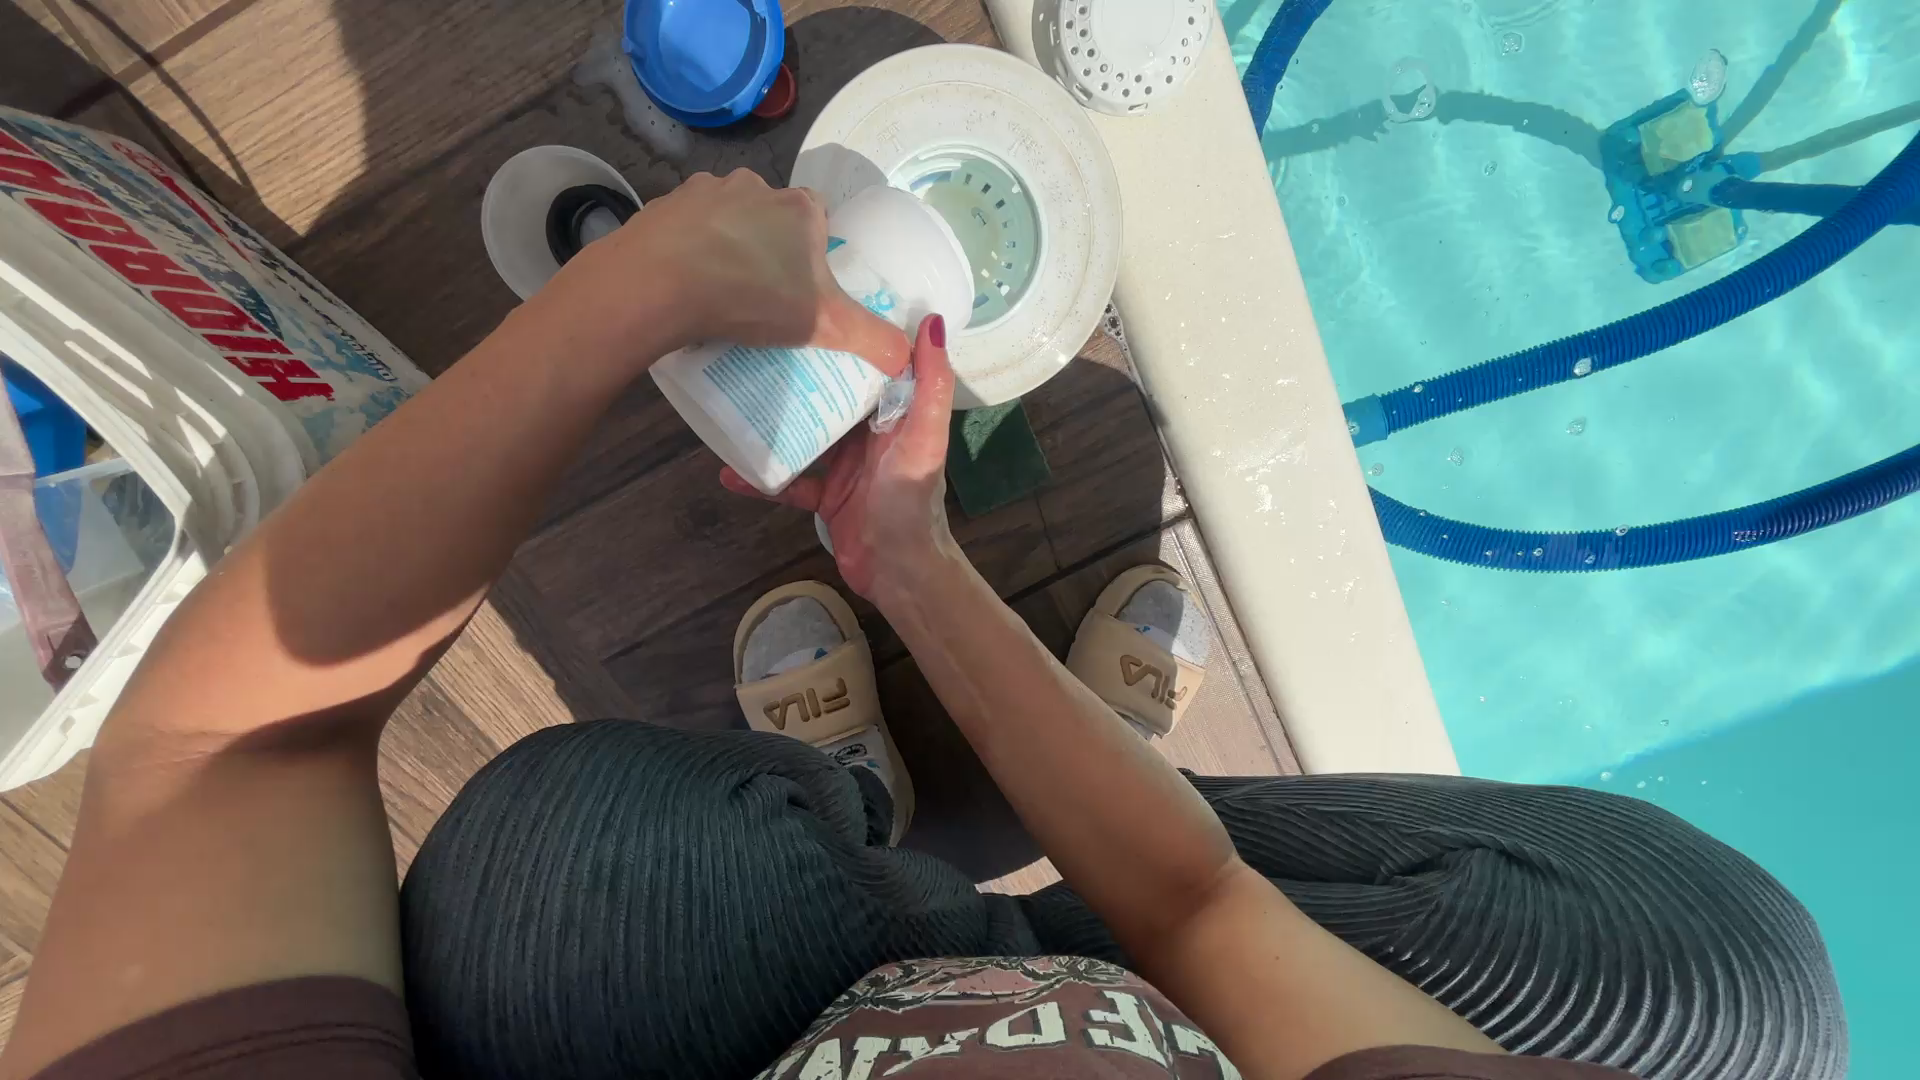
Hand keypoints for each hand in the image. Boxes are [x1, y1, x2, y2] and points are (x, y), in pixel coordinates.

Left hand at [528, 169, 910, 377]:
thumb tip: (909, 358)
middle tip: (769, 300)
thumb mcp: (825, 324)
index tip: (808, 290)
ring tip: (727, 297)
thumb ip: (871, 338)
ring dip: (731, 249)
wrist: (659, 284)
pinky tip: (690, 289)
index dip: (818, 254)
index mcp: (800, 207)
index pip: (821, 220)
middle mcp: (755, 187)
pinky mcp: (663, 208)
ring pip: (730, 221)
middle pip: (775, 219)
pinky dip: (693, 253)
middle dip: (774, 252)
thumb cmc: (753, 295)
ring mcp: (705, 192)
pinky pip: (689, 230)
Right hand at [720, 316, 958, 600]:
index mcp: (896, 416)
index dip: (850, 338)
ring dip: (774, 422)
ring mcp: (845, 467)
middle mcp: (869, 437)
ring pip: (805, 435)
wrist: (898, 570)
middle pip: (832, 396)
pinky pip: (789, 481)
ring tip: (731, 399)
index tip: (814, 305)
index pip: (872, 366)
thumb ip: (931, 384)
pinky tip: (728, 469)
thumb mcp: (923, 437)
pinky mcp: (826, 497)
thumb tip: (933, 320)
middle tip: (754, 347)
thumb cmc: (909, 499)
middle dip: (800, 375)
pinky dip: (763, 477)